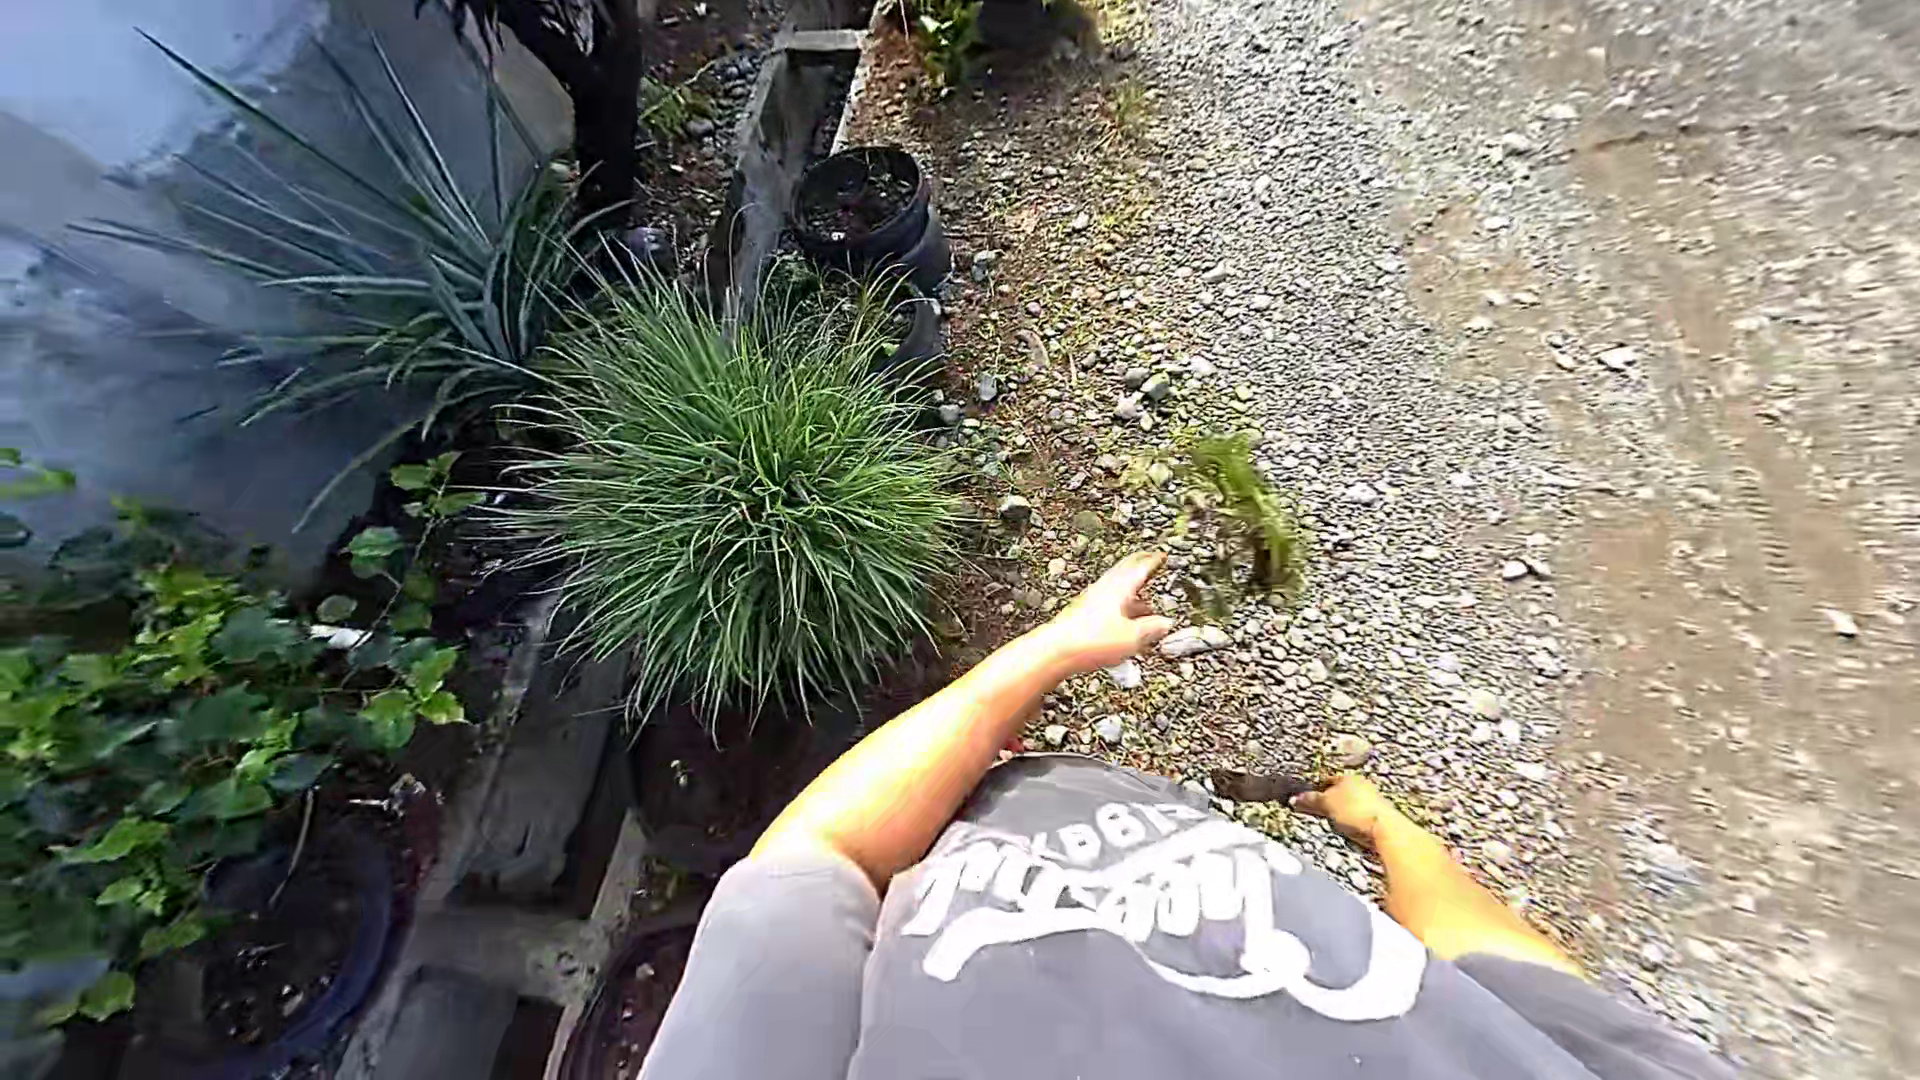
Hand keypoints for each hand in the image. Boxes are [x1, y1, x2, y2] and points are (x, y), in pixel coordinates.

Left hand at [1034, 551, 1176, 675]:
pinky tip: (1120, 619)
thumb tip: (1165, 622)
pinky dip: (1118, 607)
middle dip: (1138, 568)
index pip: (1139, 568)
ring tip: (1143, 602)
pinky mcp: (1080, 614)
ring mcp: (1089, 601)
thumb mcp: (1131, 638)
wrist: (1055, 650)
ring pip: (1114, 589)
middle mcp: (1102, 589)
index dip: (1152, 562)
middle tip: (1149, 563)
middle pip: (1123, 573)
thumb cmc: (1091, 640)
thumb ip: (1151, 628)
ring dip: (1130, 591)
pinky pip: (1105, 604)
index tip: (1161, 556)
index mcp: (1118, 588)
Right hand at [1290, 775, 1402, 848]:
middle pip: (1341, 793)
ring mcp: (1375, 803)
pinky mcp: (1383, 820)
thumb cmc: (1357, 812)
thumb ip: (1309, 800)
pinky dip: (1355, 825)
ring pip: (1352, 807)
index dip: (1315, 789)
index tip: (1307, 799)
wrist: (1389, 833)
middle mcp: (1364, 787)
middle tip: (1320, 813)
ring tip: (1336, 826)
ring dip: (1344, 815)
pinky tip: (1351, 833)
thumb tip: (1294, 799)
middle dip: (1330, 803)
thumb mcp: (1326, 804)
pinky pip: (1362, 821)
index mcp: (1349, 777)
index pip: (1327, 780)